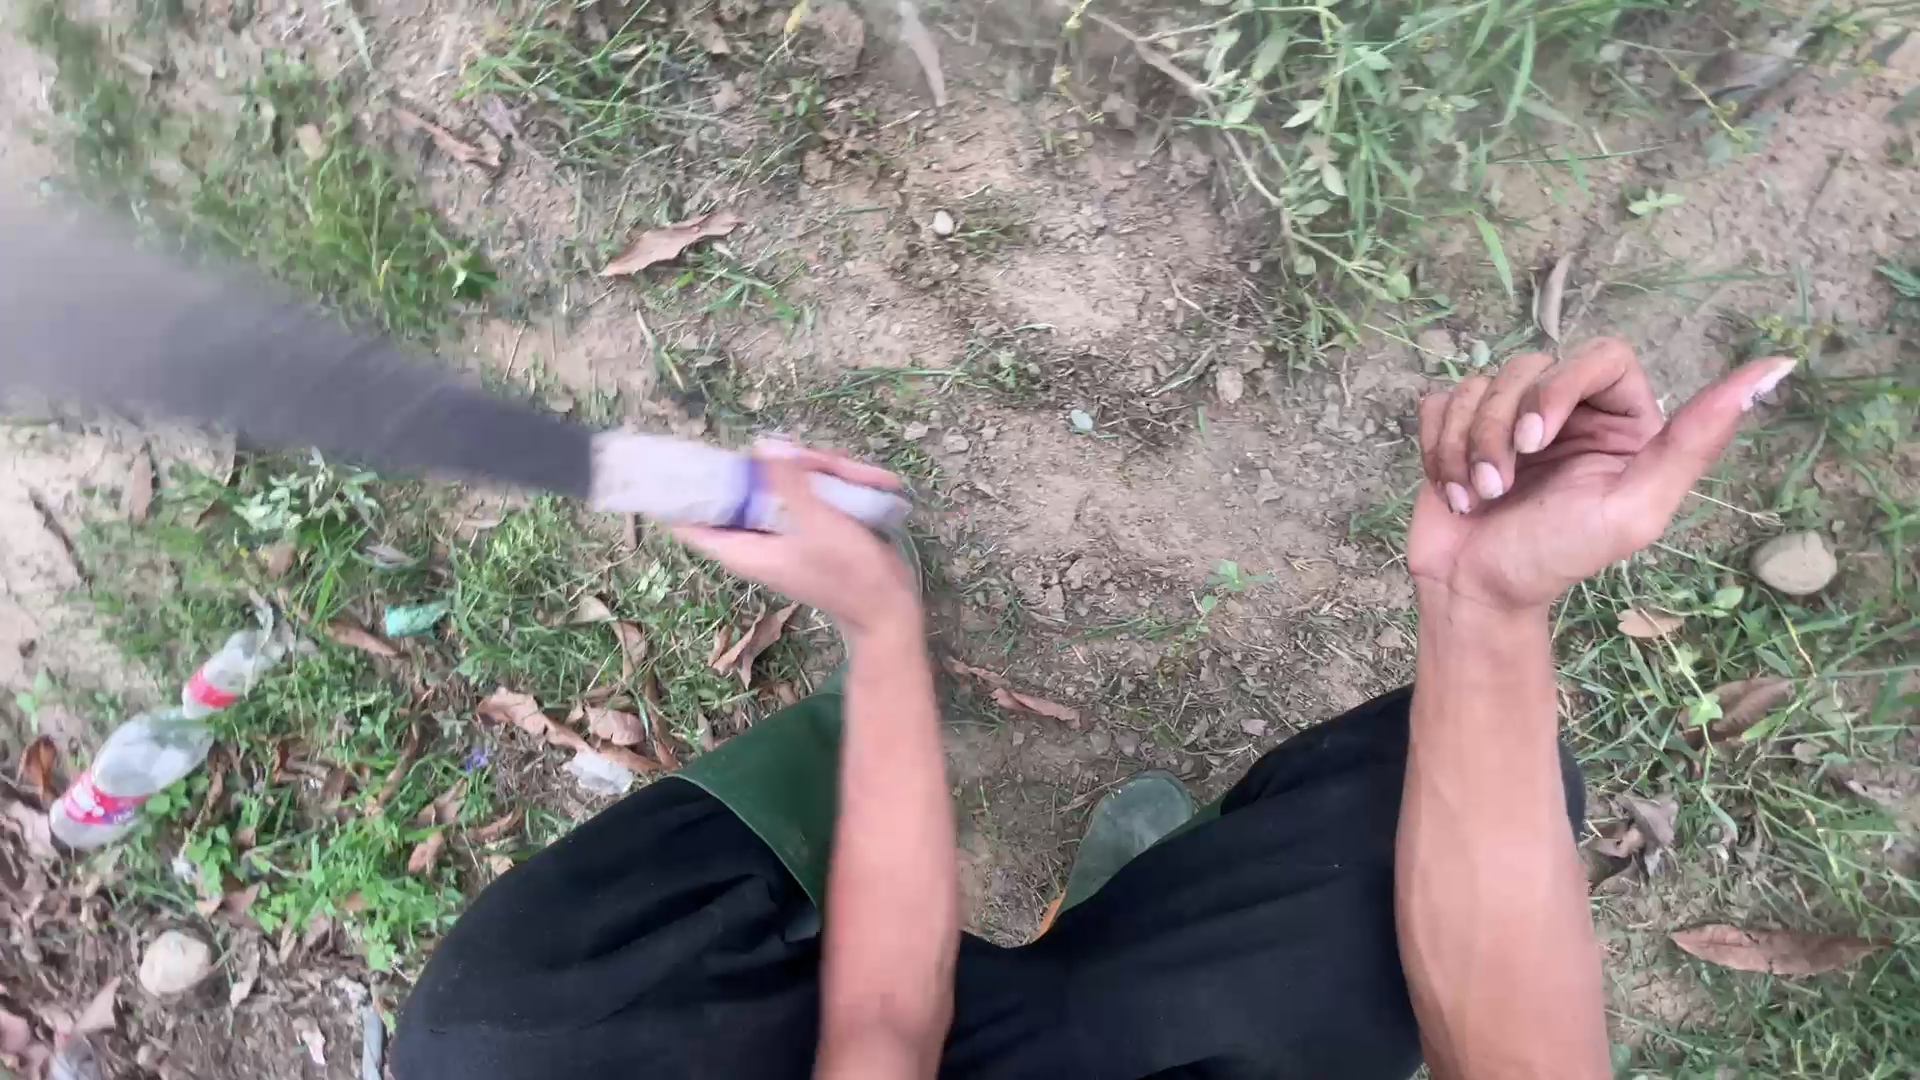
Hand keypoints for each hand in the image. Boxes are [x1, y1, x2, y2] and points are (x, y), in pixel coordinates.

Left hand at [672, 445, 919, 639]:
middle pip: (748, 486)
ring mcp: (787, 529)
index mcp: (741, 547)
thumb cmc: (848, 573)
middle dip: (784, 465)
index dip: (681, 489)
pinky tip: (873, 482)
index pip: (687, 521)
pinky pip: (813, 491)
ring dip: (826, 472)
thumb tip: (760, 446)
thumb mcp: (817, 523)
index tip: (685, 456)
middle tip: (822, 461)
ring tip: (864, 477)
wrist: (889, 606)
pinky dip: (840, 484)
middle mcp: (758, 536)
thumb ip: (787, 483)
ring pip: (787, 481)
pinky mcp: (813, 525)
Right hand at [1409, 337, 1795, 613]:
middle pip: (1525, 369)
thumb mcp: (1630, 511)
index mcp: (1619, 424)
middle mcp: (1563, 414)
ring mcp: (1502, 422)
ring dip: (1463, 446)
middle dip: (1496, 430)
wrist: (1471, 590)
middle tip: (1497, 488)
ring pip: (1474, 387)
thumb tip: (1773, 368)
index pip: (1598, 357)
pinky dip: (1435, 446)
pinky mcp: (1453, 434)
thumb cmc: (1551, 559)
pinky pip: (1437, 406)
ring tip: (1473, 496)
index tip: (1532, 443)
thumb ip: (1692, 445)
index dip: (1557, 388)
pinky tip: (1450, 487)